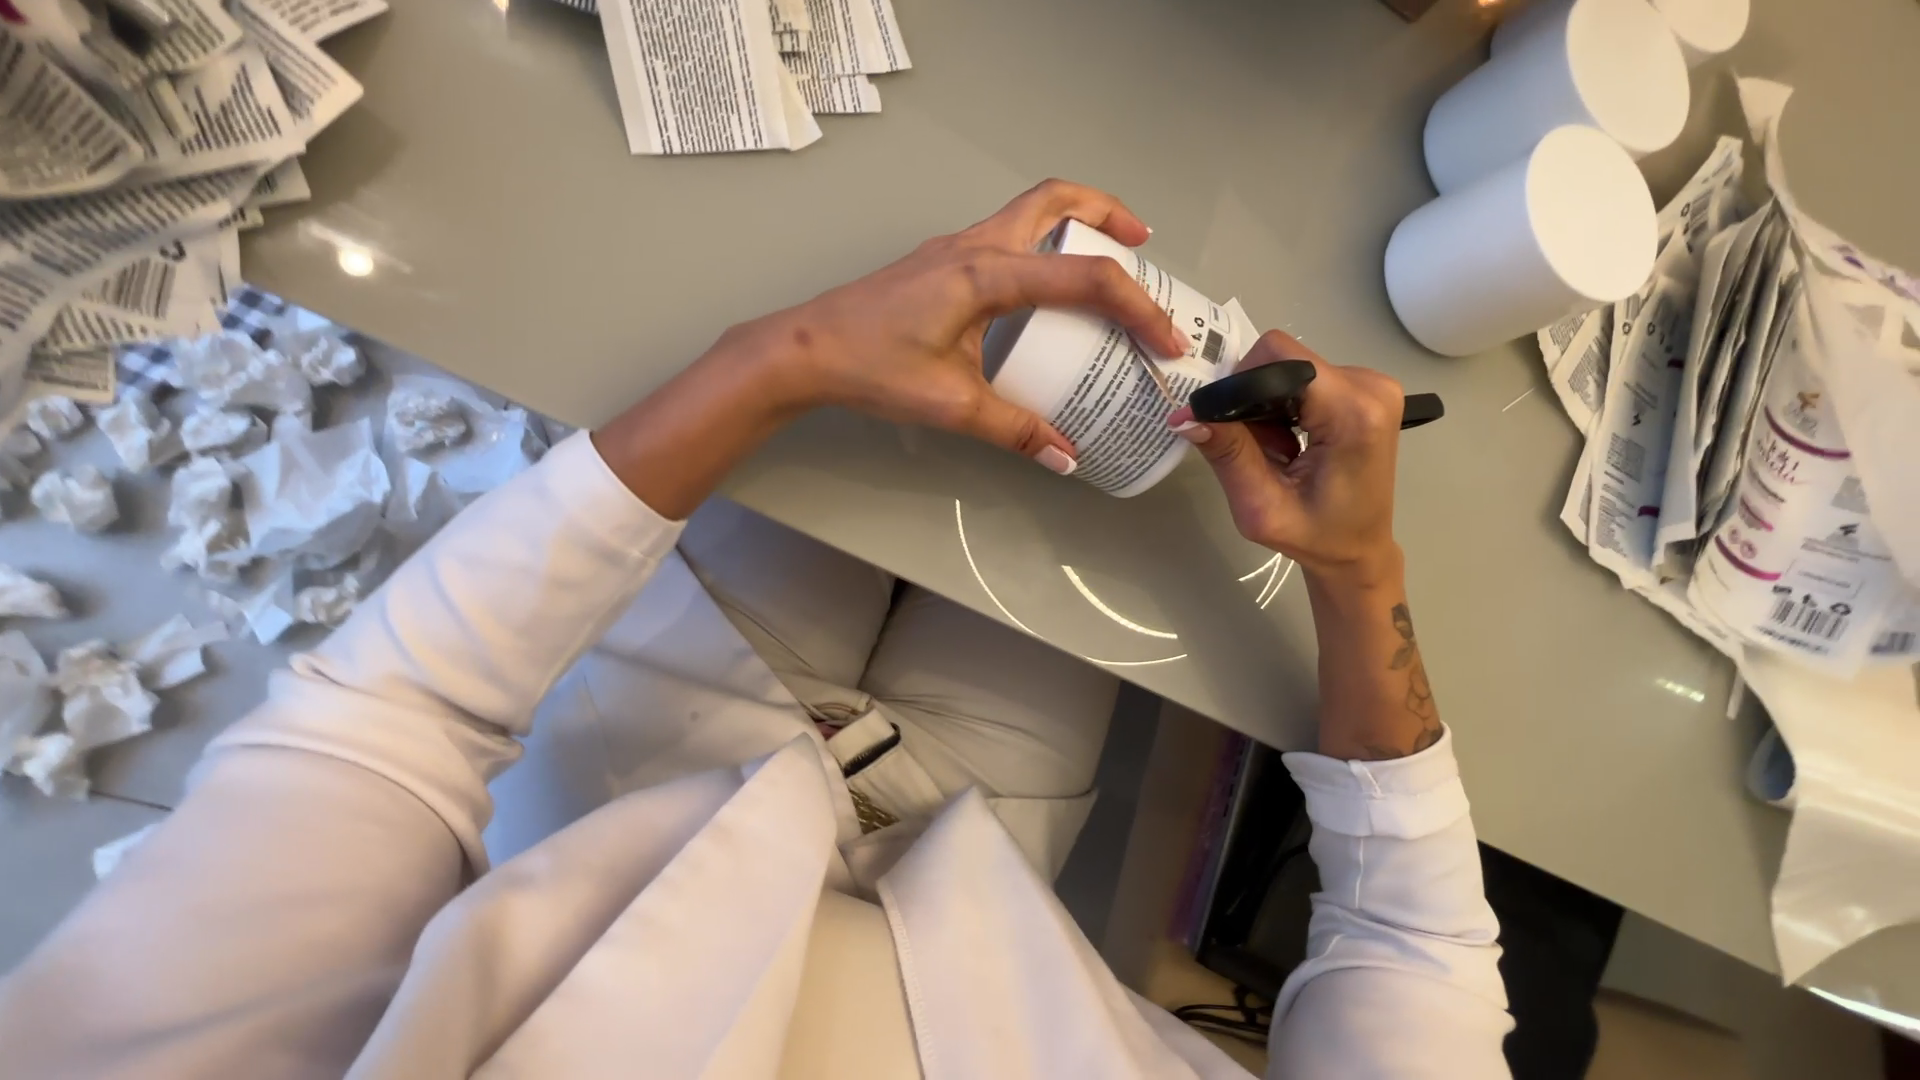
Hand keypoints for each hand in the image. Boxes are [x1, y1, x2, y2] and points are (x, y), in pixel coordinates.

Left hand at [751, 179, 1187, 473]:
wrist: (804, 350)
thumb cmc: (872, 368)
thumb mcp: (952, 405)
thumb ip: (1016, 430)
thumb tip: (1067, 457)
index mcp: (986, 275)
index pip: (1083, 279)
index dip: (1137, 309)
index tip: (1166, 342)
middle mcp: (975, 246)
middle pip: (1056, 199)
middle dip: (1108, 215)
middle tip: (1141, 249)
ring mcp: (954, 248)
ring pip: (1028, 211)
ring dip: (1073, 226)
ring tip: (1101, 267)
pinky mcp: (941, 264)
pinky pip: (1006, 238)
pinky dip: (1039, 249)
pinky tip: (1040, 296)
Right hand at [1166, 331, 1404, 583]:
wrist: (1359, 549)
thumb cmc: (1315, 536)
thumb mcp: (1260, 507)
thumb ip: (1228, 455)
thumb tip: (1186, 416)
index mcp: (1353, 413)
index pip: (1278, 358)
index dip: (1239, 382)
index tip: (1222, 424)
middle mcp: (1370, 386)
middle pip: (1282, 359)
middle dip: (1252, 399)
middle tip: (1255, 449)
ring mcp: (1371, 383)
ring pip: (1288, 367)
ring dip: (1265, 406)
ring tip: (1275, 451)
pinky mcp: (1364, 388)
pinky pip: (1303, 377)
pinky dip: (1282, 405)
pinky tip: (1290, 442)